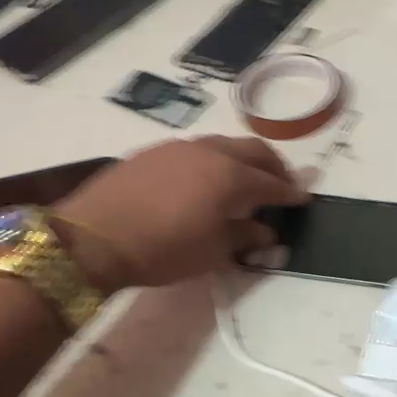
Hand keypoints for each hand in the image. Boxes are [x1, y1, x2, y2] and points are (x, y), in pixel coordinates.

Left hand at [50, 135, 307, 290]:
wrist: (93, 236)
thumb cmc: (164, 250)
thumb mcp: (213, 251)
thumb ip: (245, 236)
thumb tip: (267, 232)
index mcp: (232, 177)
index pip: (272, 184)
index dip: (290, 194)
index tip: (303, 201)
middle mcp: (210, 152)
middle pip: (253, 150)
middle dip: (273, 166)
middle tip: (281, 184)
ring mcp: (179, 147)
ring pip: (223, 145)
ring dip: (241, 160)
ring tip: (244, 181)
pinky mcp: (153, 152)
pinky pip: (195, 150)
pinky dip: (213, 161)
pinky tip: (204, 181)